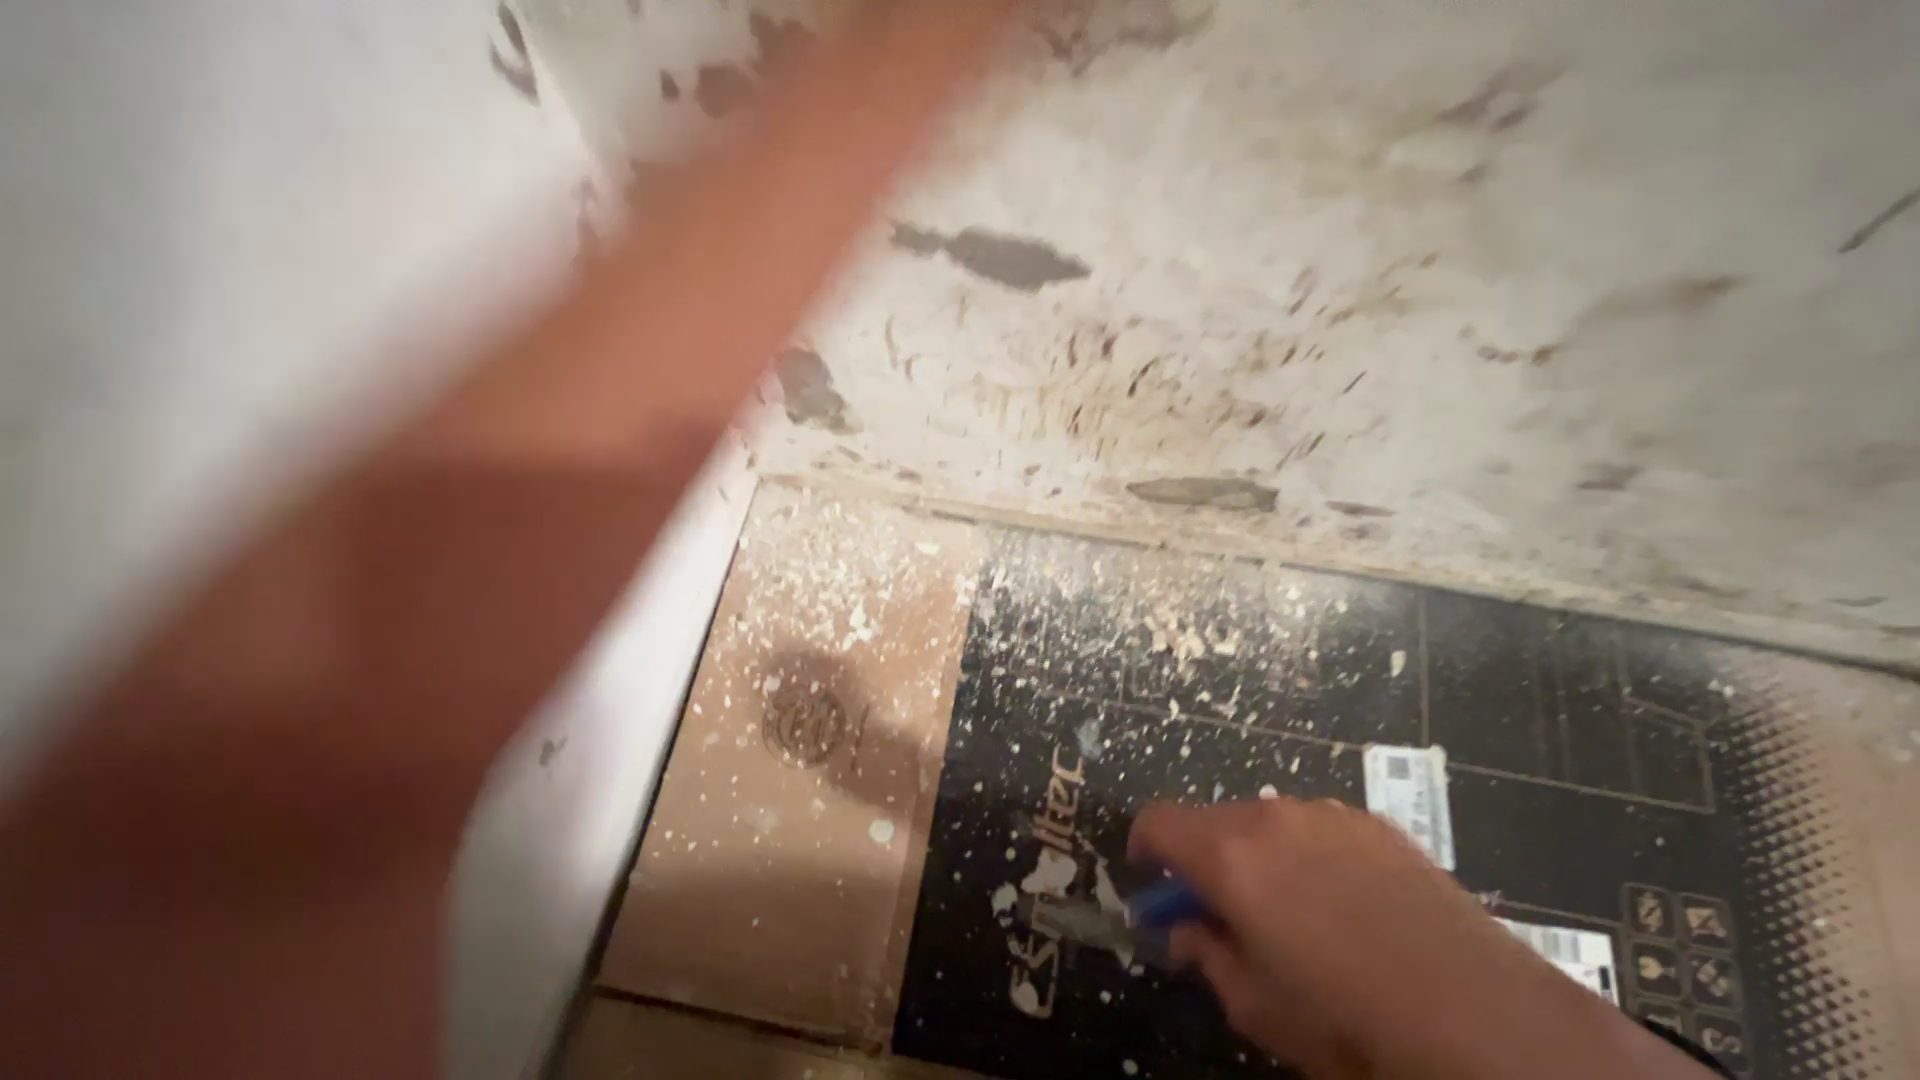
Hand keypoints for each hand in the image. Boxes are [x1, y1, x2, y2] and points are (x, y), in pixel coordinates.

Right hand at [1130, 798, 1720, 1078]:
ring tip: (1293, 915)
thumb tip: (1189, 931)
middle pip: (1210, 819)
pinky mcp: (1377, 825)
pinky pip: (1318, 829)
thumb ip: (1207, 956)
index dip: (1145, 851)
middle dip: (1202, 860)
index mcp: (1229, 855)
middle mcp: (1272, 818)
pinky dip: (1307, 855)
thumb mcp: (1256, 1007)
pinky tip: (1346, 908)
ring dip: (1257, 856)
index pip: (1156, 821)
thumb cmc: (1349, 1019)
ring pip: (1265, 822)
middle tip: (1223, 916)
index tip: (1155, 887)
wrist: (1481, 1014)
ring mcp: (1329, 815)